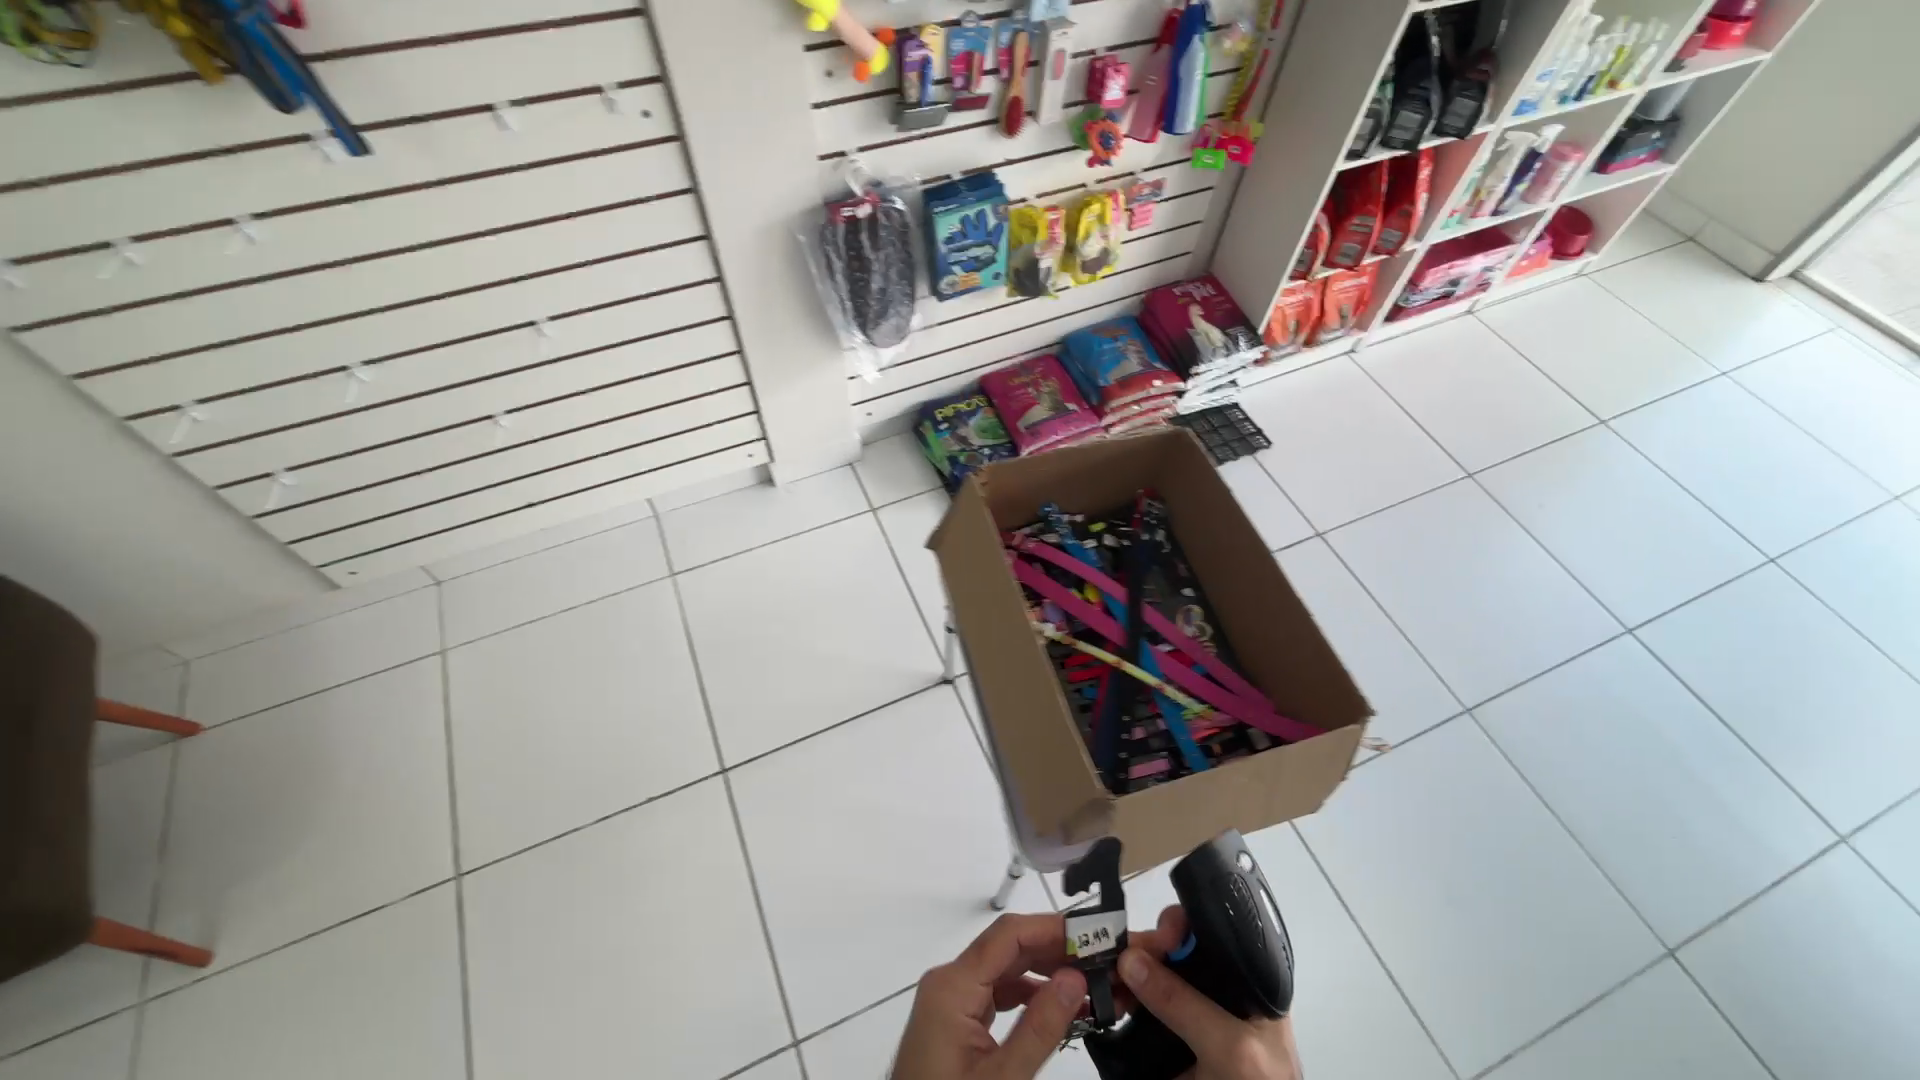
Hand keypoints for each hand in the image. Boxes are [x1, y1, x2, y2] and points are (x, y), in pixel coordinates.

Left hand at [891, 913, 1089, 1079]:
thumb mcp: (1002, 1077)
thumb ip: (1040, 1027)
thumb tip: (1075, 977)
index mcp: (953, 986)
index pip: (1008, 935)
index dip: (1051, 928)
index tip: (1093, 933)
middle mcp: (949, 981)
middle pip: (1008, 947)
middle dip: (1055, 949)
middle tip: (1101, 959)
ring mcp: (951, 999)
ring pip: (1005, 968)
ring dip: (1046, 971)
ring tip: (1089, 980)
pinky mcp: (956, 1017)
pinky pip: (997, 991)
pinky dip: (1030, 994)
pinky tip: (1060, 1005)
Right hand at [1119, 907, 1303, 1079]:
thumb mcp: (1229, 1047)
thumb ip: (1183, 1002)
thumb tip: (1127, 958)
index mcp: (1245, 984)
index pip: (1210, 936)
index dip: (1182, 925)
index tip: (1158, 931)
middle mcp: (1216, 993)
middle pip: (1173, 953)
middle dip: (1143, 947)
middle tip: (1116, 952)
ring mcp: (1188, 1019)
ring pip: (1149, 978)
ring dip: (1123, 972)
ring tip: (1103, 977)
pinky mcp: (1163, 1042)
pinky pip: (1136, 1010)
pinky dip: (1117, 1000)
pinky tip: (1104, 996)